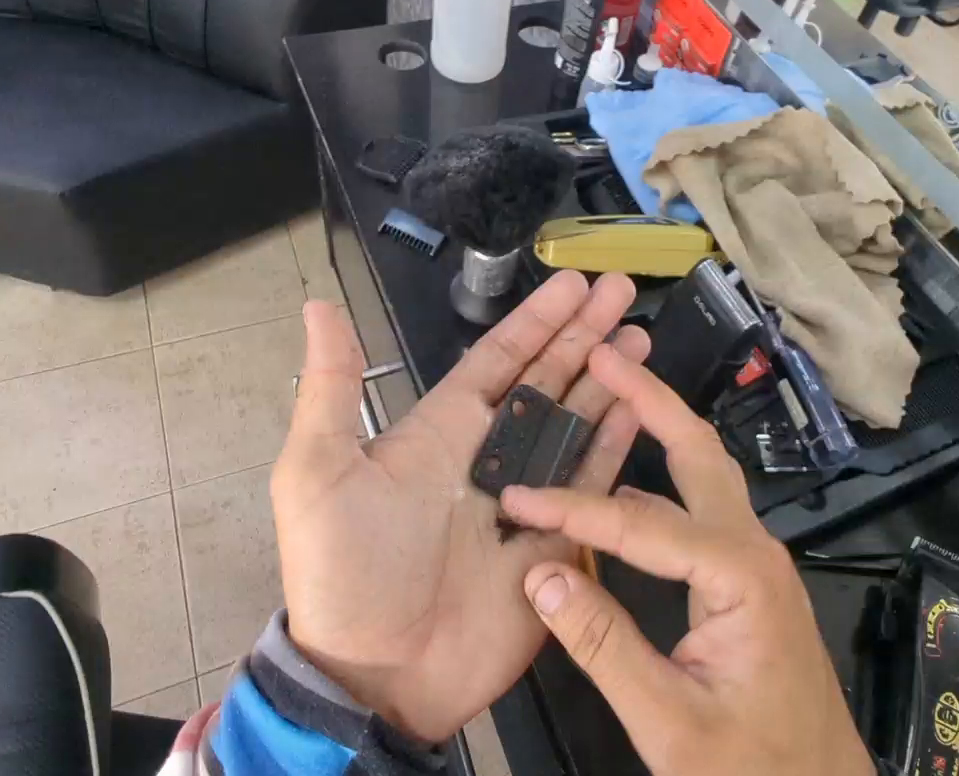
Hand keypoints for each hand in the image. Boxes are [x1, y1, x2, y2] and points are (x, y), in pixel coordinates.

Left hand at [274, 271, 651, 742]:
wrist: (376, 675)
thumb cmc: (345, 570)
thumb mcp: (318, 472)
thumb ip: (333, 387)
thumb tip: (319, 306)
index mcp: (444, 427)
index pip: (502, 356)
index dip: (538, 318)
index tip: (574, 283)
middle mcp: (492, 452)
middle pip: (549, 376)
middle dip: (584, 331)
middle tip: (620, 289)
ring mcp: (530, 494)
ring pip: (577, 419)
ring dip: (608, 378)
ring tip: (639, 337)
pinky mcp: (557, 539)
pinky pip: (594, 480)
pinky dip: (616, 441)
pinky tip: (640, 406)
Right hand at [500, 348, 871, 775]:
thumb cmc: (757, 771)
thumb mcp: (672, 725)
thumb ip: (604, 647)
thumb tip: (538, 574)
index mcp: (740, 574)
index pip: (639, 523)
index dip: (572, 509)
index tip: (517, 496)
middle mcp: (753, 547)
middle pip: (698, 451)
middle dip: (649, 398)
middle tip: (602, 357)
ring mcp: (754, 560)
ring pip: (702, 474)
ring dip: (658, 428)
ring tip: (608, 398)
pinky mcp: (745, 579)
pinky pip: (697, 511)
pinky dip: (657, 482)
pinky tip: (619, 489)